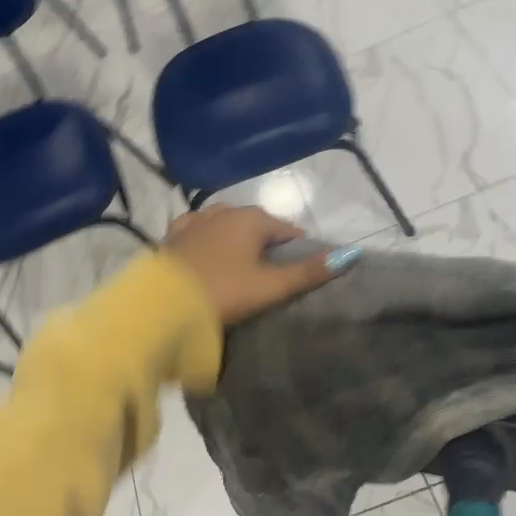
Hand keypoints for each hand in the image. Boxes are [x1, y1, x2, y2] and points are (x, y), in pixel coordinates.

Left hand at [161, 205, 355, 324]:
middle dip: (265, 245)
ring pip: (225, 225)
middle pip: (256, 225)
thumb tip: (351, 254)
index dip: (297, 250)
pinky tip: (206, 255)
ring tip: (238, 269)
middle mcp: (223, 211)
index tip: (298, 274)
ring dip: (235, 241)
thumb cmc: (224, 292)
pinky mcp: (172, 236)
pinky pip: (197, 232)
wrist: (164, 304)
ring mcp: (194, 220)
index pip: (287, 231)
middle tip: (267, 277)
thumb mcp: (271, 286)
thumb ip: (310, 271)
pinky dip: (207, 241)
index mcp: (251, 218)